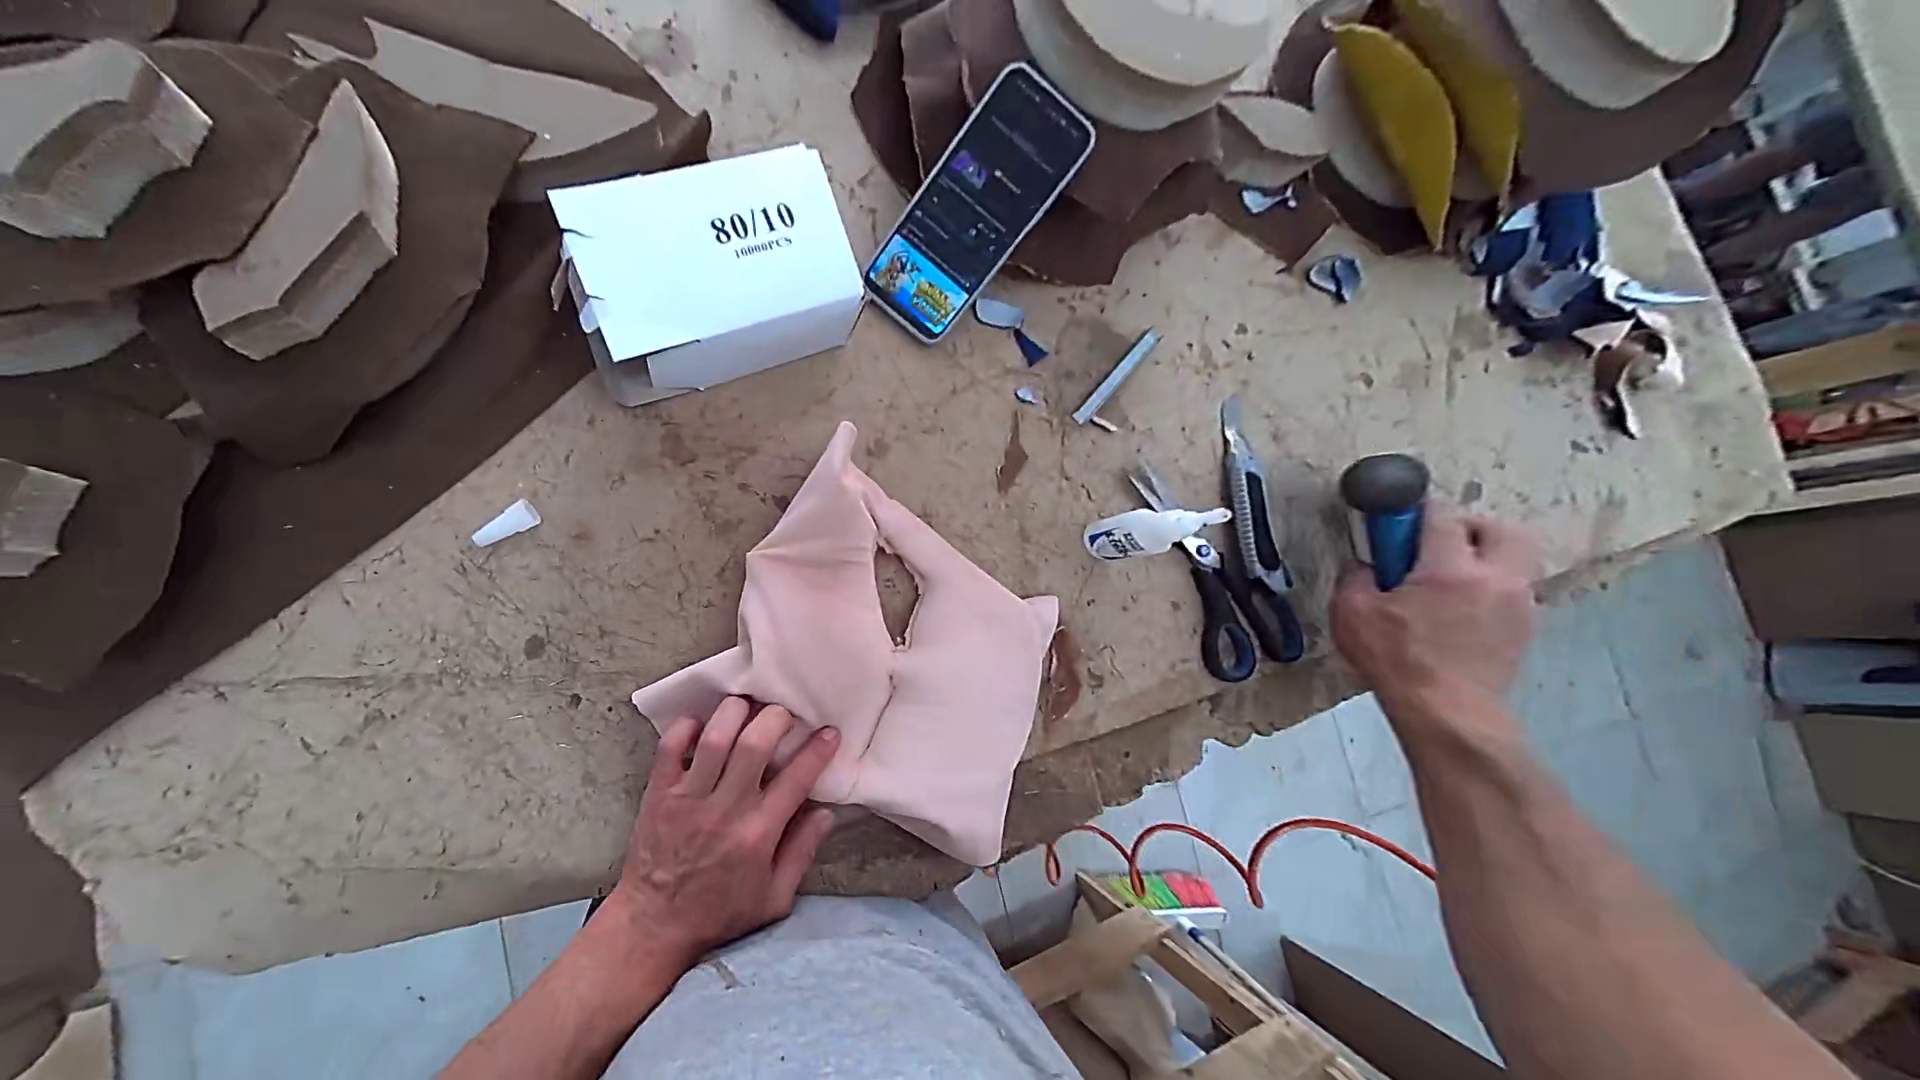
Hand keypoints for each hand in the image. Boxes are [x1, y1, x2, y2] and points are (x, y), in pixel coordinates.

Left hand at [610, 697, 839, 965]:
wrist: (651, 929)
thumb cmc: (719, 914)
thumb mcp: (775, 898)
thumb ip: (803, 853)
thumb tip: (826, 812)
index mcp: (758, 834)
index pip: (797, 777)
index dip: (818, 748)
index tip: (829, 732)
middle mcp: (725, 810)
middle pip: (755, 743)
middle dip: (777, 717)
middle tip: (785, 712)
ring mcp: (688, 800)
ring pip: (716, 737)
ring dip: (736, 712)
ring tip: (748, 707)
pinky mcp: (658, 796)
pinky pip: (669, 748)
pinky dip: (686, 727)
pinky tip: (702, 723)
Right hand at [1332, 509, 1539, 724]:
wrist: (1447, 713)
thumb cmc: (1396, 660)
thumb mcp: (1352, 612)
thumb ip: (1357, 576)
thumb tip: (1368, 565)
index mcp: (1451, 568)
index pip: (1442, 515)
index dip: (1416, 511)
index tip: (1395, 524)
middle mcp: (1496, 578)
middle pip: (1501, 528)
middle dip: (1469, 527)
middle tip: (1435, 546)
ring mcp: (1518, 604)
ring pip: (1512, 560)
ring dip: (1481, 560)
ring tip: (1444, 583)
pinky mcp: (1525, 629)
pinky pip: (1510, 592)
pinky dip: (1486, 590)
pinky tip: (1457, 613)